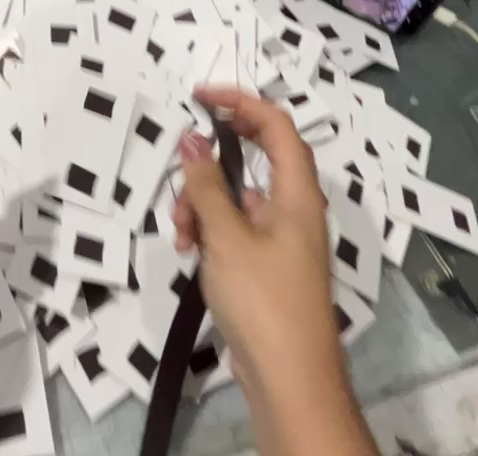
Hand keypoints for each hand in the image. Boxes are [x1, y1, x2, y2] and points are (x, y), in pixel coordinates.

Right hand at [173, 85, 372, 455]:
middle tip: (182, 157)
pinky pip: (233, 227)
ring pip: (237, 196)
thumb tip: (192, 140)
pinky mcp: (266, 264)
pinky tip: (188, 251)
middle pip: (255, 157)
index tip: (200, 96)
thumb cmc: (264, 301)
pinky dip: (209, 229)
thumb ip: (206, 186)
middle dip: (212, 158)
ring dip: (202, 202)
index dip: (241, 101)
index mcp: (296, 195)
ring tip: (180, 231)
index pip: (277, 127)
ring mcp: (281, 238)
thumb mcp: (225, 237)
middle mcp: (294, 209)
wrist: (290, 382)